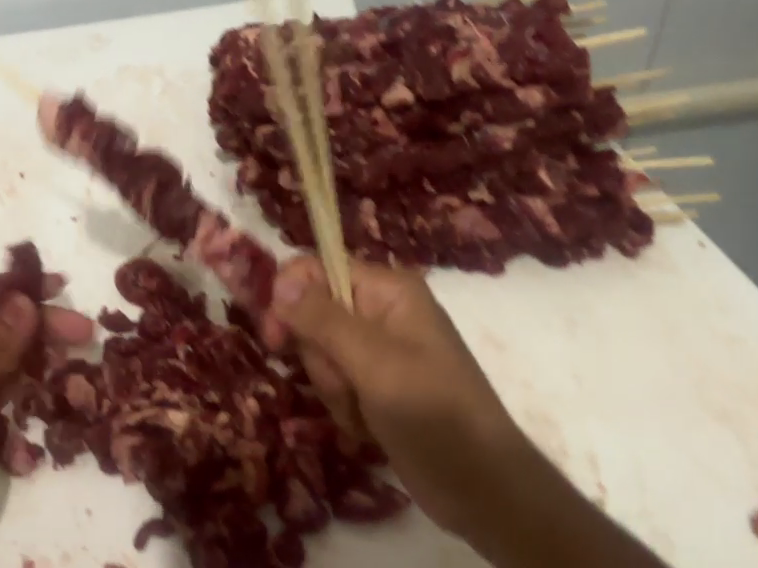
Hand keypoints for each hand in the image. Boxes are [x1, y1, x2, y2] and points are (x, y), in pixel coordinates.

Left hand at [0, 273, 94, 567]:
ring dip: (42, 359)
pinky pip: (13, 396)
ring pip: (13, 360)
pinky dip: (34, 394)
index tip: (62, 286)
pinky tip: (56, 401)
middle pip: (5, 326)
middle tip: (86, 332)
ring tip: (78, 363)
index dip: (20, 286)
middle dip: (42, 326)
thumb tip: (26, 296)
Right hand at [263, 257, 525, 537]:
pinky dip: (343, 406)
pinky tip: (367, 427)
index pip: (316, 268)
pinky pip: (336, 381)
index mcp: (388, 289)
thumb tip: (279, 280)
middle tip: (346, 385)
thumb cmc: (433, 414)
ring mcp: (380, 350)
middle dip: (320, 356)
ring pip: (320, 352)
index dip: (289, 297)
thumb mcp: (373, 362)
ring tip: (363, 412)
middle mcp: (382, 311)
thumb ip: (322, 319)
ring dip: (332, 387)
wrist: (483, 489)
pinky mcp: (377, 385)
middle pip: (313, 313)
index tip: (274, 339)